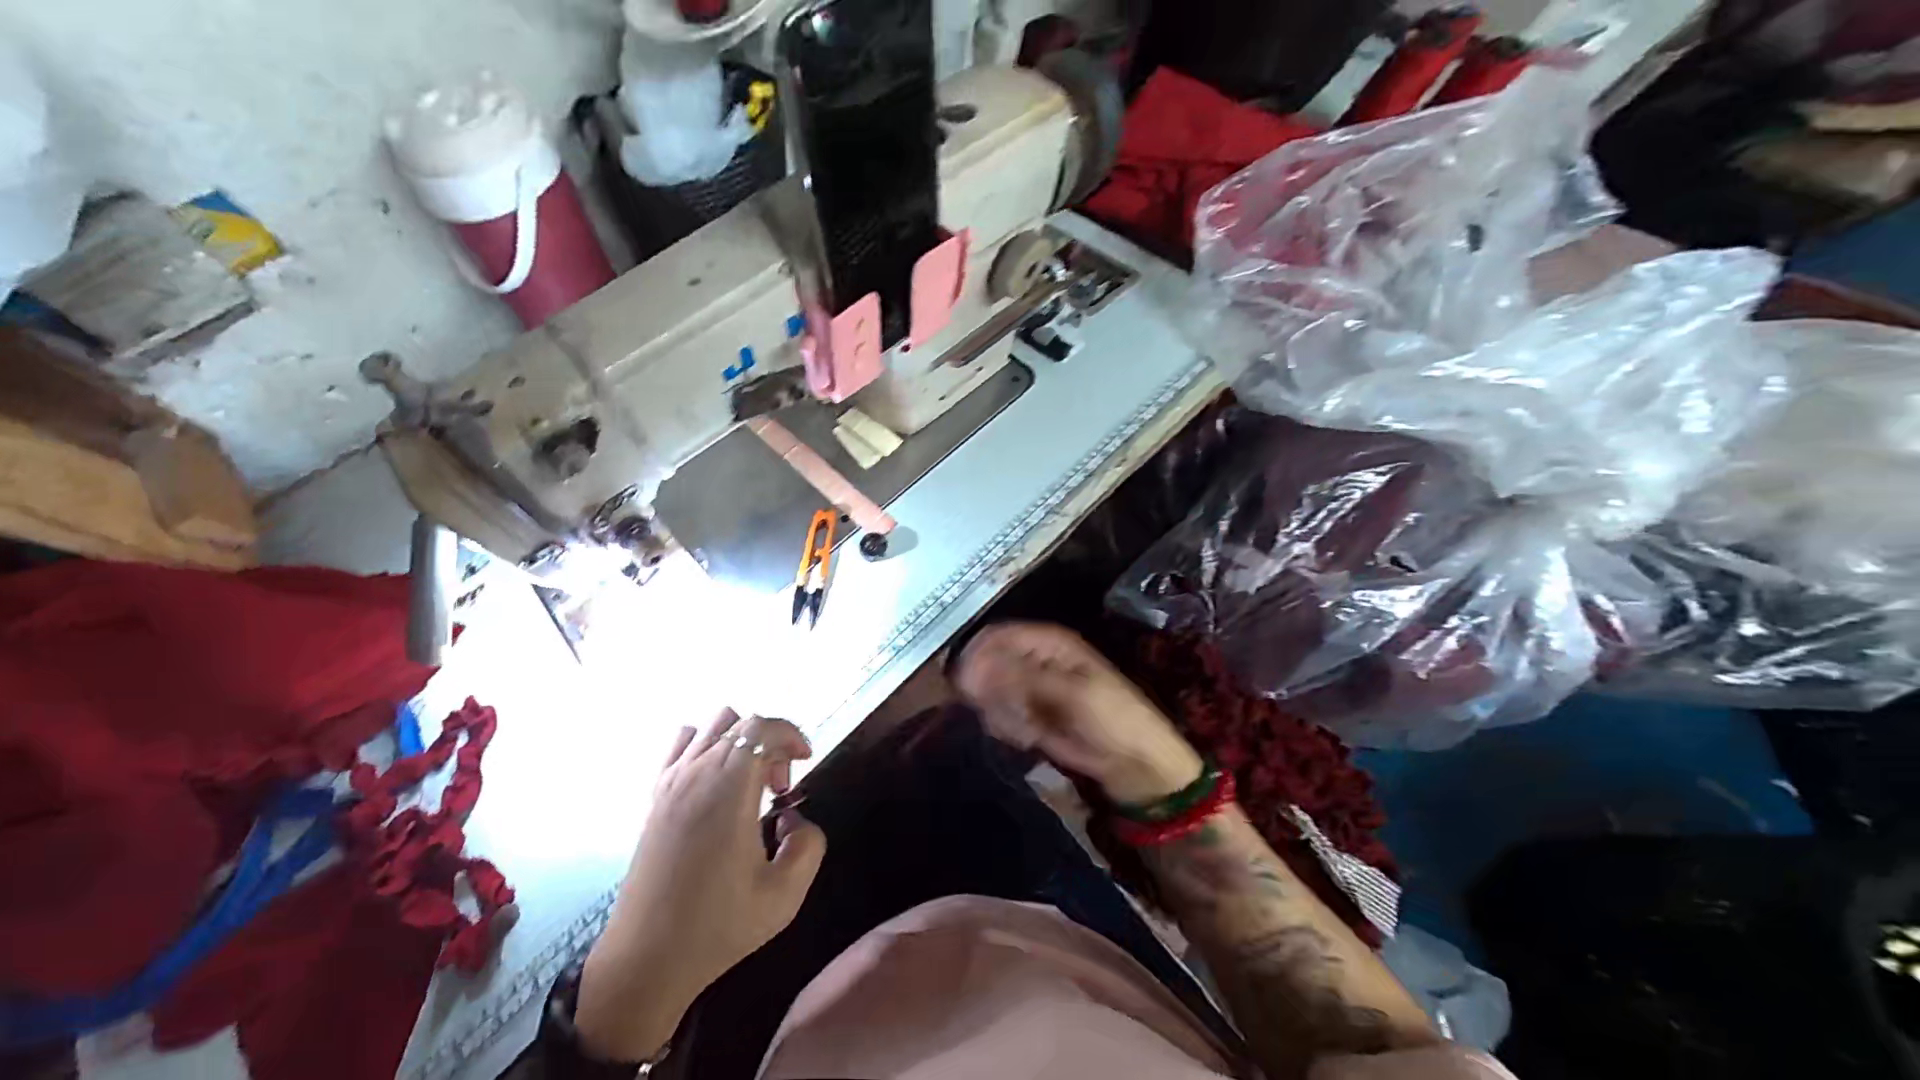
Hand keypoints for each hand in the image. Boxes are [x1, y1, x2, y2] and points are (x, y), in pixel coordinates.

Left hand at [576, 709, 826, 1061]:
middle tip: (779, 789)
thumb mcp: (785, 895)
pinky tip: (715, 786)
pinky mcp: (654, 799)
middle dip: (770, 744)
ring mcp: (669, 783)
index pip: (762, 727)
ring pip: (710, 726)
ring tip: (749, 784)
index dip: (792, 734)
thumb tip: (793, 818)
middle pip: (740, 722)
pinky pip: (681, 745)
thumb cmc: (718, 927)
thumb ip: (808, 844)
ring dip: (739, 741)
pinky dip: (706, 747)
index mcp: (728, 789)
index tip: (806, 762)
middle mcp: (695, 774)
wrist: (646, 959)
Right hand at [953, 622, 1203, 804]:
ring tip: (1029, 730)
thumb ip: (1020, 677)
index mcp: (1048, 643)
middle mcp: (1034, 660)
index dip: (978, 655)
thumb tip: (971, 667)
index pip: (997, 636)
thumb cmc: (1112, 718)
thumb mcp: (1070, 692)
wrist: (1135, 764)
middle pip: (989, 665)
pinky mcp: (1028, 717)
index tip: (967, 685)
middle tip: (1012, 715)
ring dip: (1003, 714)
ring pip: (990, 694)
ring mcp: (1029, 689)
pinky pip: (1001, 717)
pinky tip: (1031, 739)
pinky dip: (1010, 729)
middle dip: (992, 692)